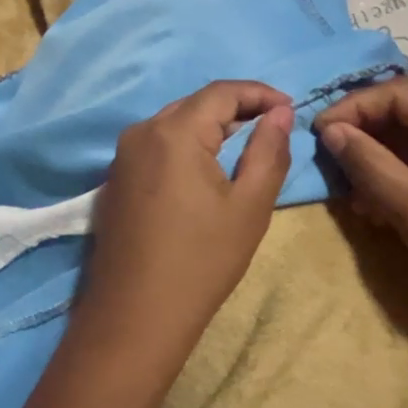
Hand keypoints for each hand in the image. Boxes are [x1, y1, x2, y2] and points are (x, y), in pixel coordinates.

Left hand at [79, 81, 294, 355]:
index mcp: (174, 131)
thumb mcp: (249, 206)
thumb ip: (268, 152)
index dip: (259, 93)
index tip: (290, 108)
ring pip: (174, 123)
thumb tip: (279, 113)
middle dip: (236, 108)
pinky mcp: (116, 179)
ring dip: (210, 127)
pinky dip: (186, 146)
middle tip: (273, 126)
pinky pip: (156, 146)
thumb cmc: (201, 260)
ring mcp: (123, 155)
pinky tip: (206, 169)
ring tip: (246, 144)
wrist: (135, 315)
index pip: (222, 91)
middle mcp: (141, 131)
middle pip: (195, 103)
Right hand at [313, 77, 407, 347]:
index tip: (318, 132)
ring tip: (349, 189)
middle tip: (328, 158)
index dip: (353, 106)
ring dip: (375, 157)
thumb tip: (330, 130)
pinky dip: (395, 174)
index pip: (398, 92)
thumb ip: (368, 163)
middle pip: (404, 110)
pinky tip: (374, 203)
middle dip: (362, 132)